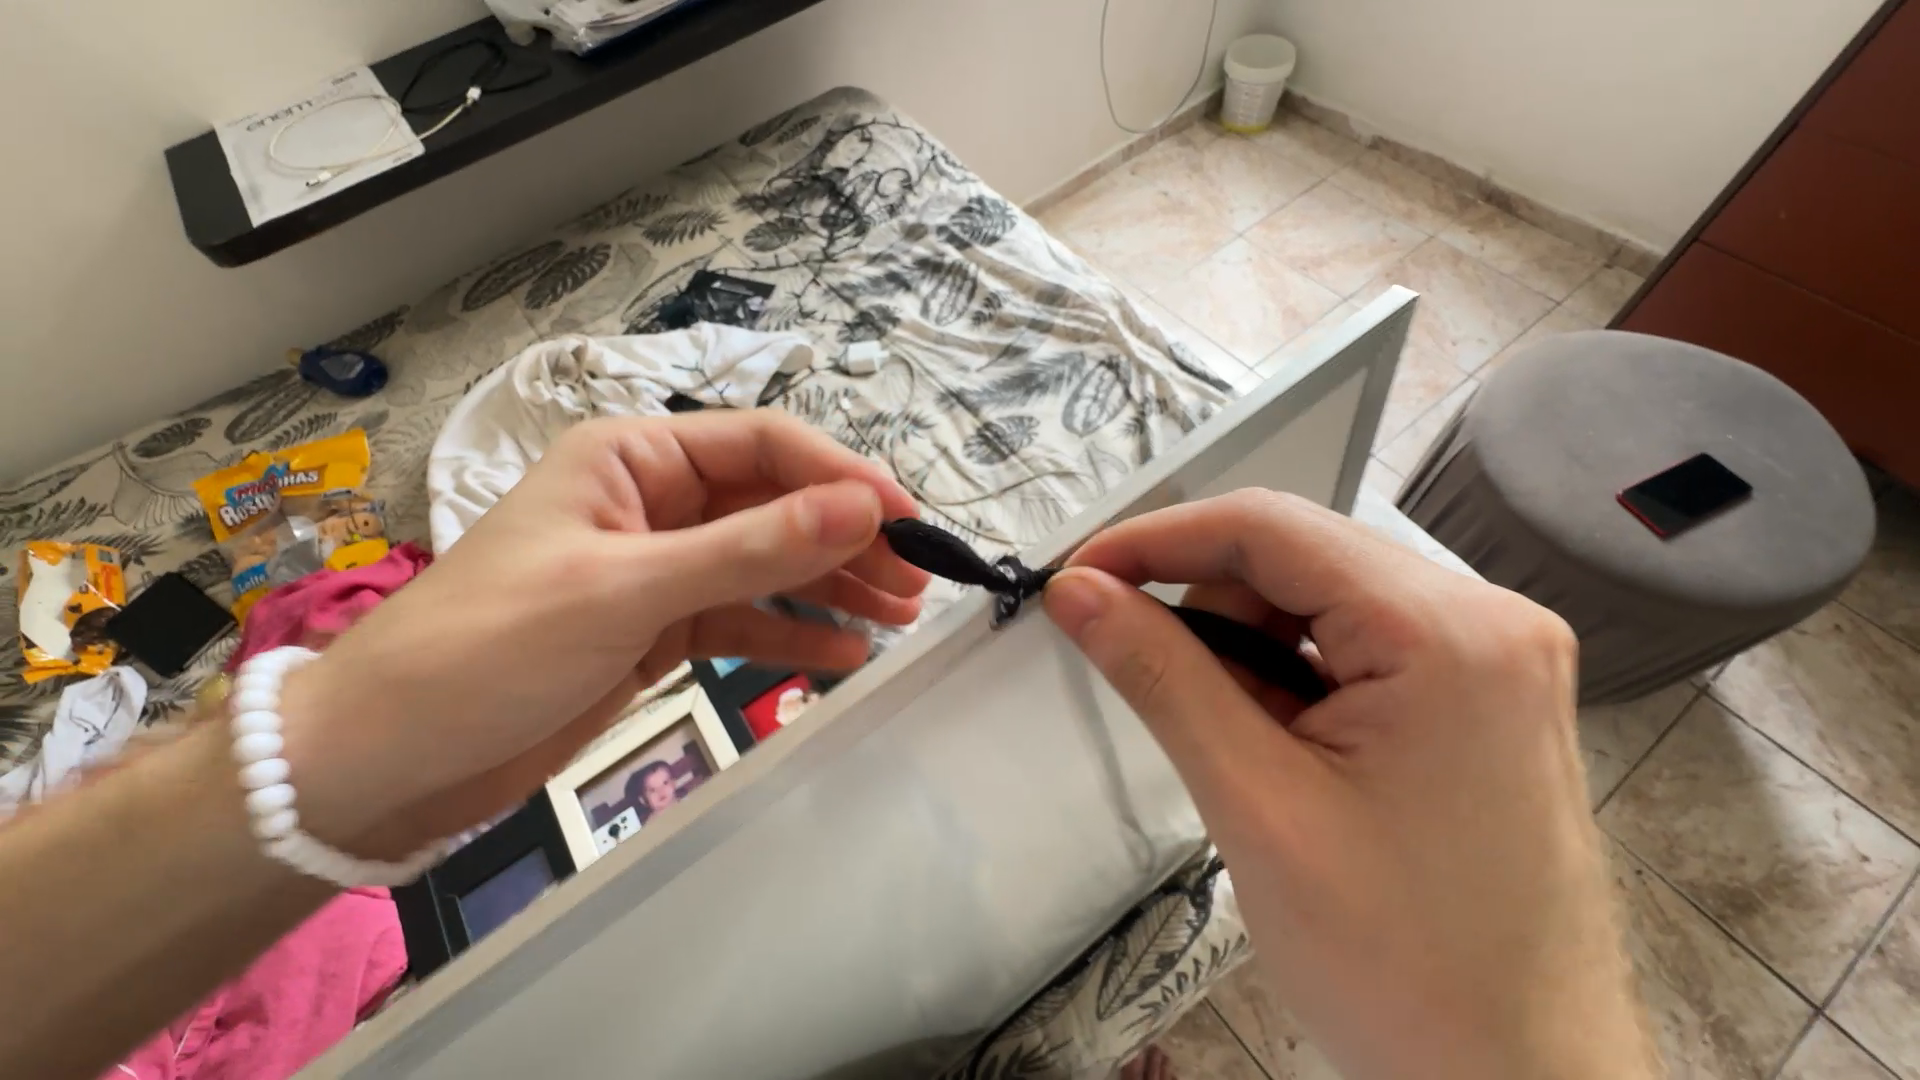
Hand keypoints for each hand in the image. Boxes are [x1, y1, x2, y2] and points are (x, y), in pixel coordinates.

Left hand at [278, 410, 928, 855]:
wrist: (387, 760)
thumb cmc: (493, 648)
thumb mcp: (630, 589)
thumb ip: (752, 547)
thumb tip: (866, 506)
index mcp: (637, 460)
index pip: (766, 446)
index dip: (843, 477)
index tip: (908, 520)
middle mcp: (658, 503)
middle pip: (777, 507)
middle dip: (848, 540)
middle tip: (915, 582)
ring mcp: (663, 570)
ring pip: (769, 566)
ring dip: (833, 588)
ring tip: (898, 619)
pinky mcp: (661, 629)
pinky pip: (745, 620)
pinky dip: (792, 637)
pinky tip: (843, 657)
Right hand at [1042, 491, 1655, 1079]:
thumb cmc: (1397, 964)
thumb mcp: (1254, 804)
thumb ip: (1160, 676)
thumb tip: (1076, 592)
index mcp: (1448, 630)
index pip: (1269, 527)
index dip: (1155, 539)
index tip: (1076, 578)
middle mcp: (1485, 617)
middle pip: (1296, 556)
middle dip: (1201, 601)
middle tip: (1140, 668)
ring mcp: (1490, 655)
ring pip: (1316, 597)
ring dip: (1242, 645)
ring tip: (1228, 737)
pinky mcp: (1477, 693)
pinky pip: (1351, 642)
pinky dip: (1285, 672)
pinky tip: (1272, 739)